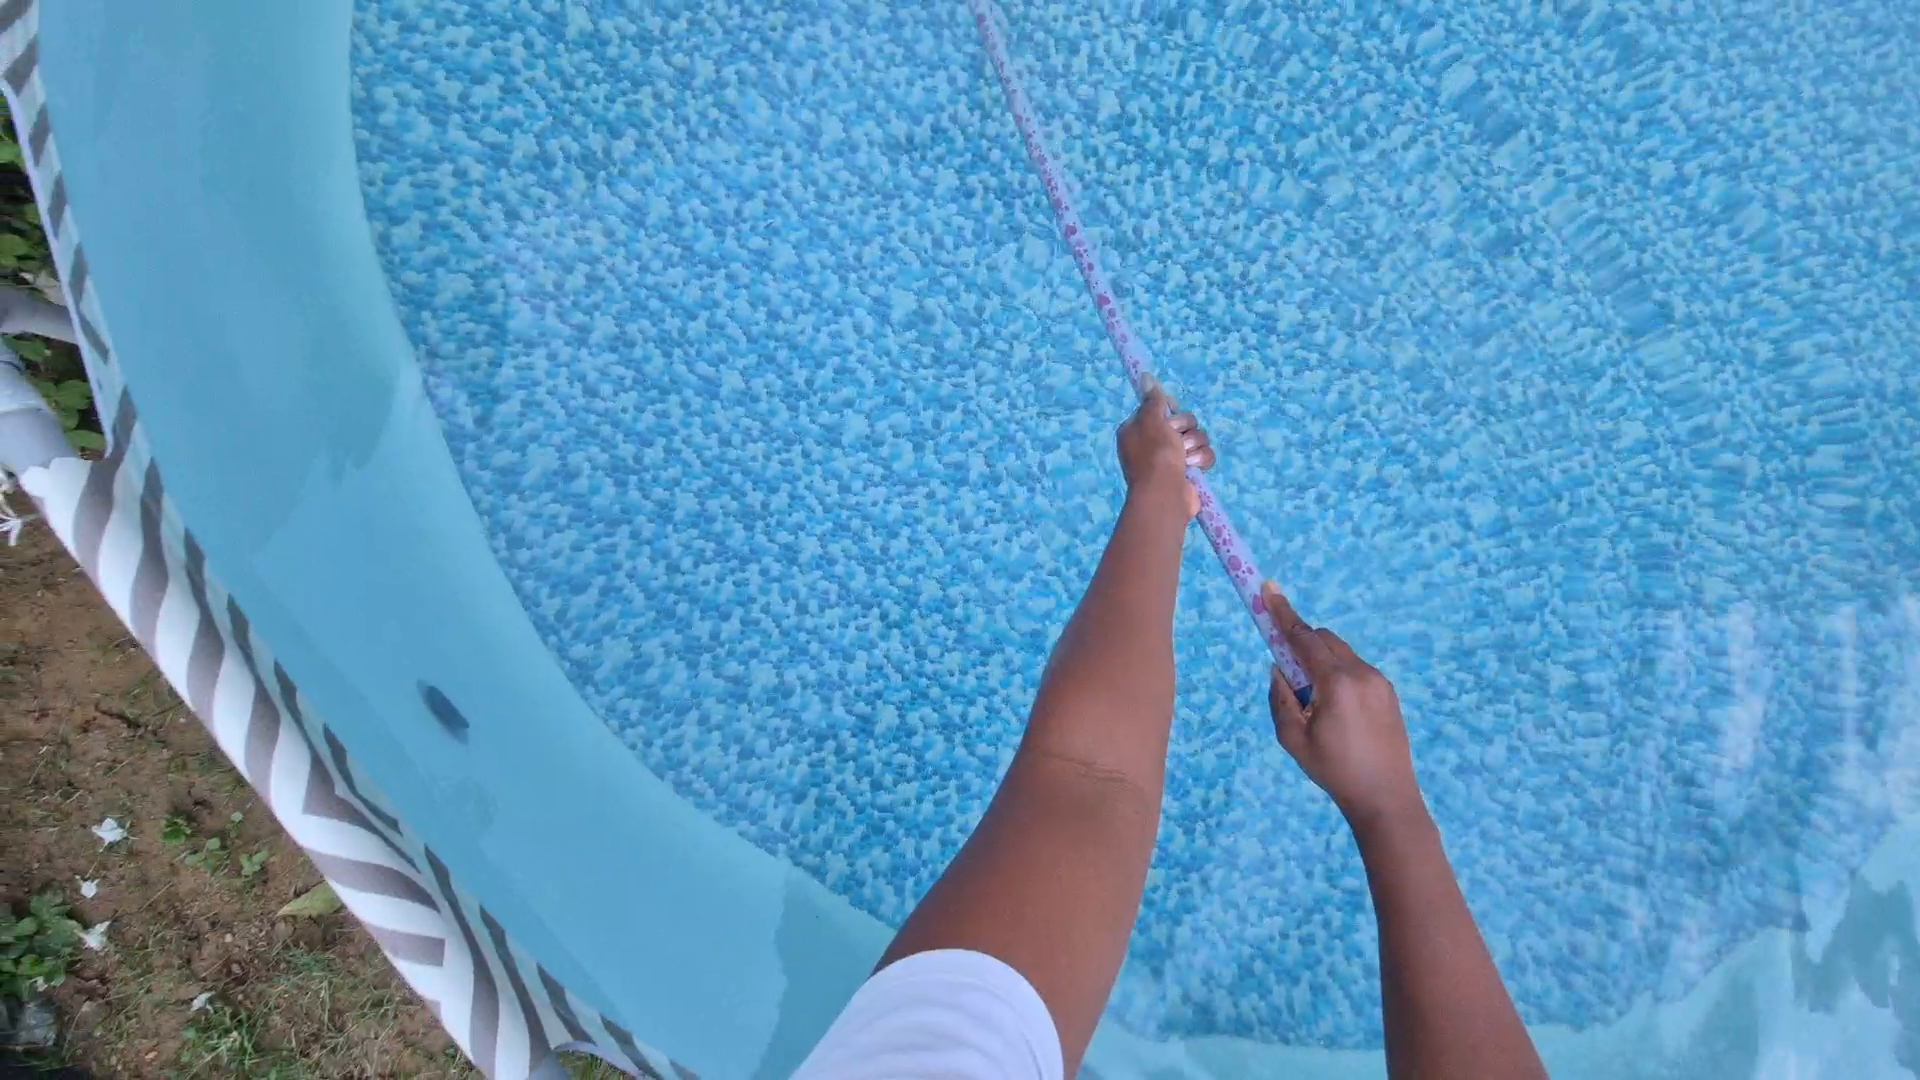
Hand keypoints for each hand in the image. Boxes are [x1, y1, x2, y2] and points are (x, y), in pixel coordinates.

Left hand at [1117, 378, 1213, 519]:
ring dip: (1194, 445)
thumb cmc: (1155, 454)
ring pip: (1196, 437)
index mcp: (1138, 430)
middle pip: (1183, 421)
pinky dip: (1201, 460)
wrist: (1165, 493)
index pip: (1160, 409)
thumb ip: (1152, 399)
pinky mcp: (1187, 472)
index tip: (1170, 415)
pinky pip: (1204, 454)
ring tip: (1185, 458)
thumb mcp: (1151, 420)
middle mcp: (1152, 443)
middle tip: (1176, 440)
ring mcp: (1171, 458)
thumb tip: (1145, 376)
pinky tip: (1193, 468)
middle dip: (1185, 429)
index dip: (1170, 411)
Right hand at [1263, 582, 1425, 834]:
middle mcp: (1361, 674)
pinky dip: (1336, 673)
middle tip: (1288, 672)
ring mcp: (1379, 683)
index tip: (1268, 590)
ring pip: (1340, 653)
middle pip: (1324, 639)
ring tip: (1313, 702)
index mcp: (1336, 682)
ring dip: (1319, 660)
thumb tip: (1280, 669)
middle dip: (1301, 642)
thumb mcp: (1292, 736)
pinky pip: (1354, 669)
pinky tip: (1333, 710)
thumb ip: (1280, 697)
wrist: (1386, 798)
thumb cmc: (1333, 769)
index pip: (1303, 637)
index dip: (1282, 613)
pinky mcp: (1388, 694)